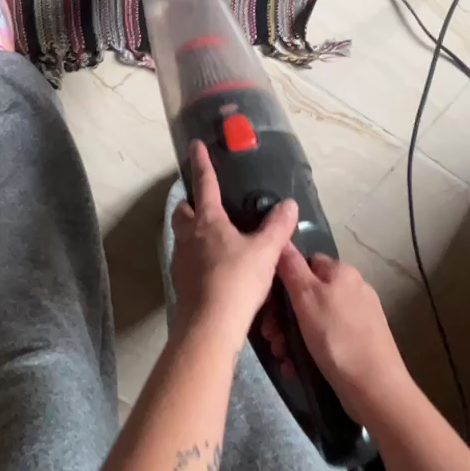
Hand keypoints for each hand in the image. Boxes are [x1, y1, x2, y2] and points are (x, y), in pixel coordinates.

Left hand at [170, 140, 298, 349]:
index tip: (194, 145)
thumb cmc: (236, 281)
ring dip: (193, 230)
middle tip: (205, 204)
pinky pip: (187, 259)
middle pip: (183, 210)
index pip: (203, 183)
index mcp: (207, 220)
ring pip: (182, 235)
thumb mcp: (264, 252)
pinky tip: (213, 267)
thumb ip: (277, 227)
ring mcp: (181, 258)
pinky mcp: (181, 281)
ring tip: (213, 236)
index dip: (201, 163)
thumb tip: (289, 204)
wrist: (209, 325)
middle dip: (191, 203)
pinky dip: (197, 256)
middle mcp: (188, 234)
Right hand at [274, 245, 410, 411]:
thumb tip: (282, 238)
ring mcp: (359, 318)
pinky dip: (308, 349)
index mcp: (342, 272)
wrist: (376, 389)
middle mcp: (352, 290)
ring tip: (281, 355)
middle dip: (283, 315)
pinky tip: (295, 365)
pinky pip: (326, 338)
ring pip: (313, 318)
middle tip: (271, 336)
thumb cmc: (336, 337)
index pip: (304, 262)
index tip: (268, 302)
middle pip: (306, 293)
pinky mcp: (360, 343)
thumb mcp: (306, 296)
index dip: (283, 279)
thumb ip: (291, 265)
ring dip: (291, 335)